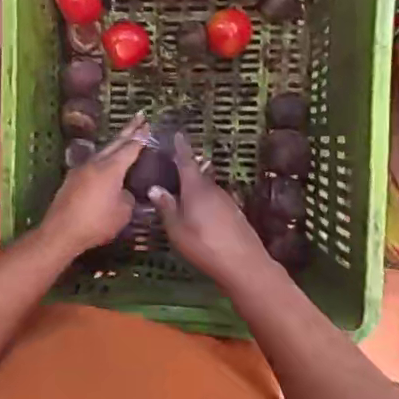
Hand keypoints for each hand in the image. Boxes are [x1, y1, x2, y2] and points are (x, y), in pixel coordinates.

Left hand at [38, 114, 148, 255]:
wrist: (60, 232)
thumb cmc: (96, 223)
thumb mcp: (122, 213)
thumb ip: (128, 197)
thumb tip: (124, 191)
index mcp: (111, 168)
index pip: (130, 147)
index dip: (141, 136)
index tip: (147, 124)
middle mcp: (95, 163)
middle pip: (115, 143)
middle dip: (128, 130)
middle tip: (140, 117)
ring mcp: (81, 170)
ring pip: (102, 152)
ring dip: (115, 144)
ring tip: (125, 138)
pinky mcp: (72, 179)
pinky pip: (93, 163)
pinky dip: (104, 159)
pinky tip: (107, 164)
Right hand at [147, 133, 277, 290]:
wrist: (244, 264)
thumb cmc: (204, 245)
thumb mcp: (177, 229)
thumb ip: (166, 207)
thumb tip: (155, 188)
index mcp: (196, 188)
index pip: (186, 162)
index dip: (181, 148)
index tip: (178, 134)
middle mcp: (213, 189)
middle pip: (197, 174)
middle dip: (185, 170)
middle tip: (170, 169)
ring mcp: (226, 200)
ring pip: (206, 188)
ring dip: (194, 188)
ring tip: (181, 194)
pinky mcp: (234, 213)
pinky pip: (214, 200)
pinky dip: (204, 200)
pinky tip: (198, 213)